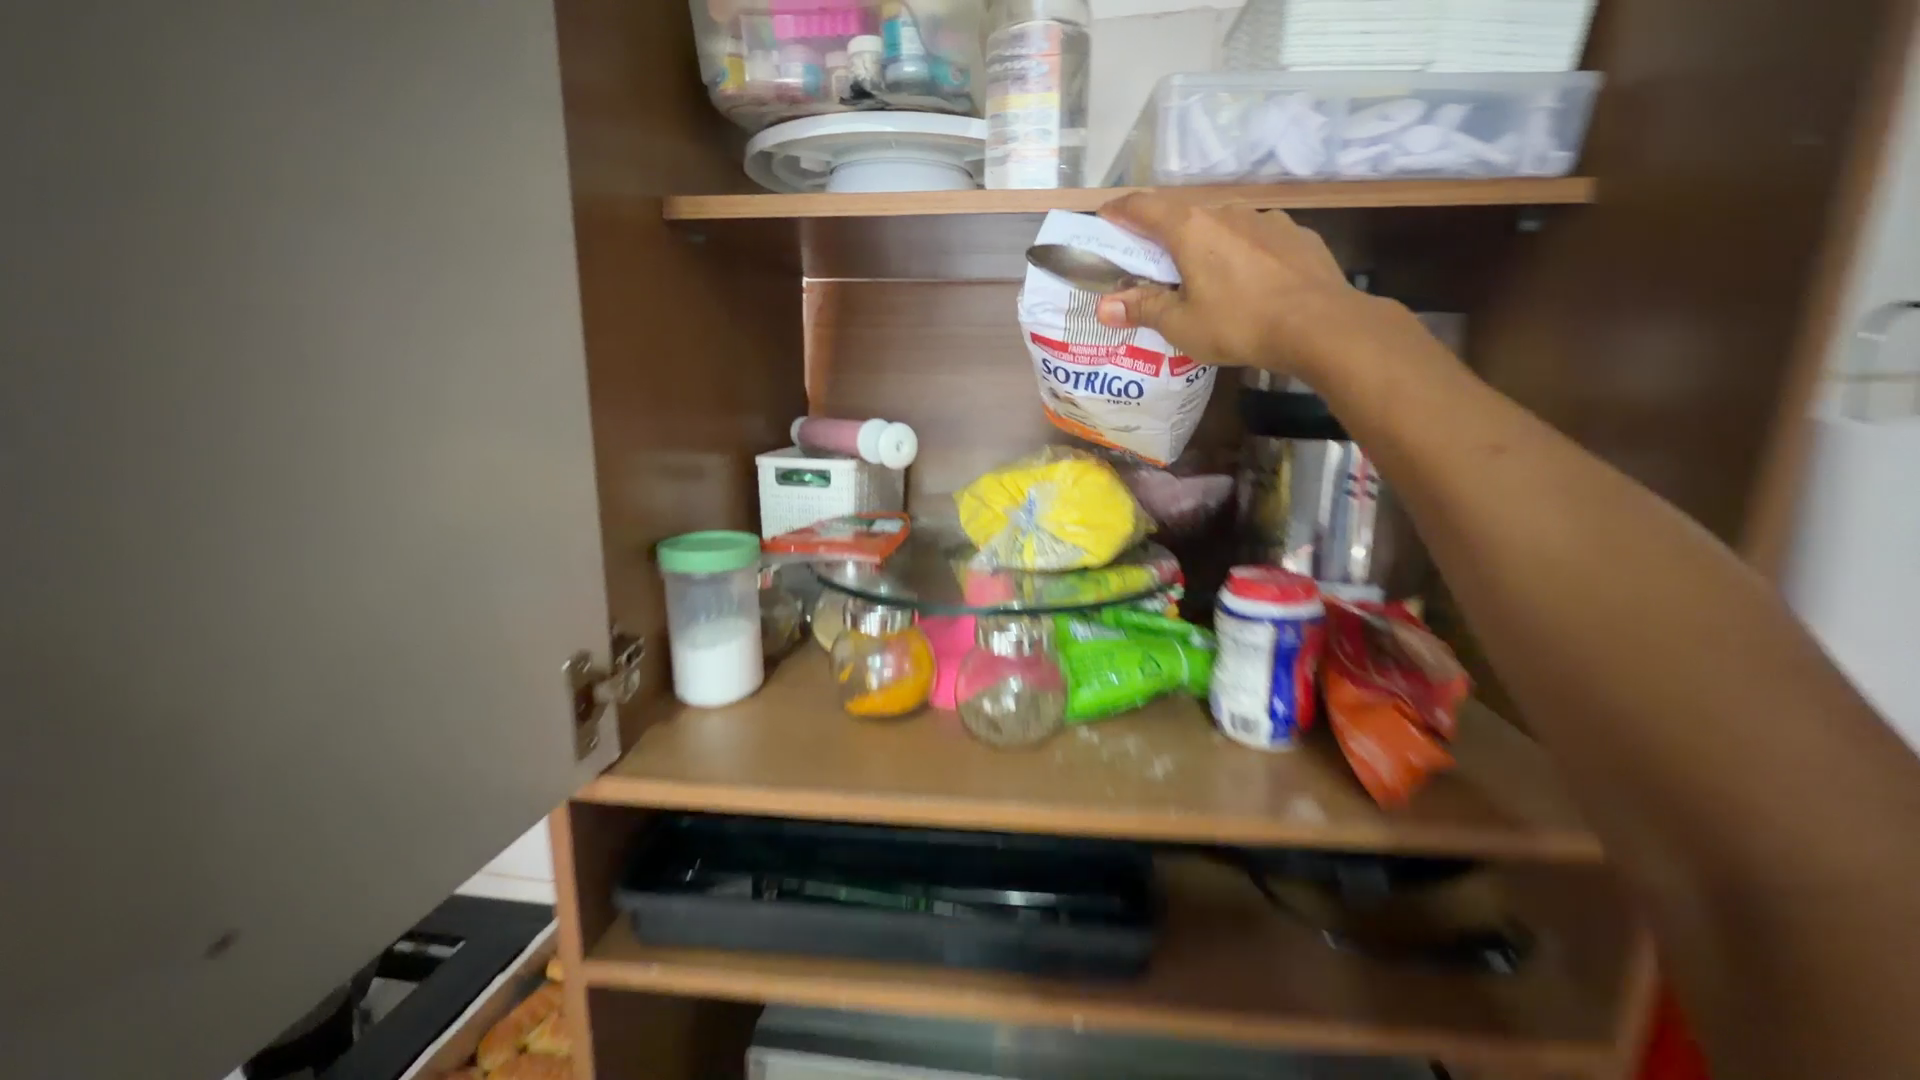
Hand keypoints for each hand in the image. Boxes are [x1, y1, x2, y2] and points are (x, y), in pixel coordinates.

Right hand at [1094, 194, 1387, 378]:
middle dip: (1164, 237)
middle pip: (1184, 216)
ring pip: (1224, 226)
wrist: (1320, 324)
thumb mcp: (1182, 324)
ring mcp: (1267, 220)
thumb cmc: (1239, 323)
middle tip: (1153, 263)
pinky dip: (1243, 254)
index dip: (1119, 211)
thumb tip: (1104, 306)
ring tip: (1206, 277)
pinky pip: (1258, 240)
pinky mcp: (1296, 236)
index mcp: (1191, 228)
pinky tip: (1250, 282)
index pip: (1143, 207)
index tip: (1105, 218)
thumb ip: (1143, 309)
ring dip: (1207, 245)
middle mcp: (1227, 212)